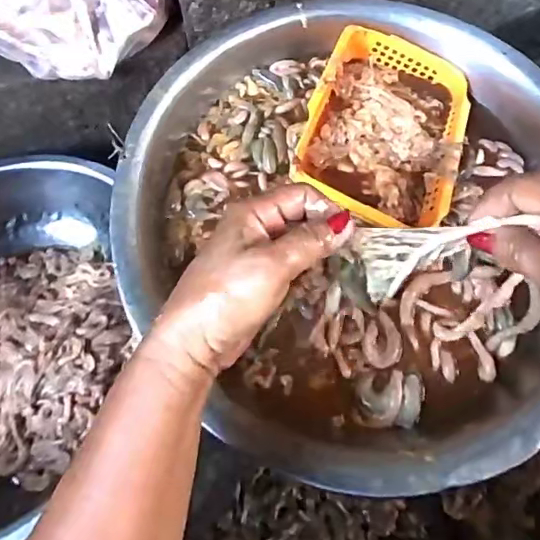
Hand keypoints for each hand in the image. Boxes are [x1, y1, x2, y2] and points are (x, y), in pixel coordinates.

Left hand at [143, 184, 353, 385]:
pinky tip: (317, 275)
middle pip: (298, 213)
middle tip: (349, 245)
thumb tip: (346, 222)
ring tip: (338, 259)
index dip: (325, 207)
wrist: (191, 344)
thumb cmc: (230, 295)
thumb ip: (311, 241)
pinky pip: (288, 259)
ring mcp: (252, 251)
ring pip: (295, 237)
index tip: (348, 230)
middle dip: (323, 225)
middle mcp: (252, 225)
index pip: (300, 194)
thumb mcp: (275, 264)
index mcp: (252, 212)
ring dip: (316, 245)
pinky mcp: (255, 276)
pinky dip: (305, 263)